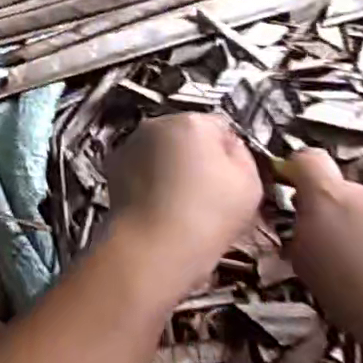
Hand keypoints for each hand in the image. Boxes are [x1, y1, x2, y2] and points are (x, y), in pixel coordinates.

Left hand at [104, 114, 263, 271]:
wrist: (155, 239)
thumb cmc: (208, 211)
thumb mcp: (249, 182)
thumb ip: (241, 153)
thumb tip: (229, 145)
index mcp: (192, 122)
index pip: (219, 126)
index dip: (228, 150)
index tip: (231, 174)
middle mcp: (155, 124)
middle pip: (185, 133)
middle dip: (196, 153)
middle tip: (208, 187)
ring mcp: (130, 142)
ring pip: (160, 147)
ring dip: (169, 162)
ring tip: (181, 197)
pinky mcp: (113, 162)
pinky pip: (140, 162)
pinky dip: (148, 174)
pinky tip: (158, 198)